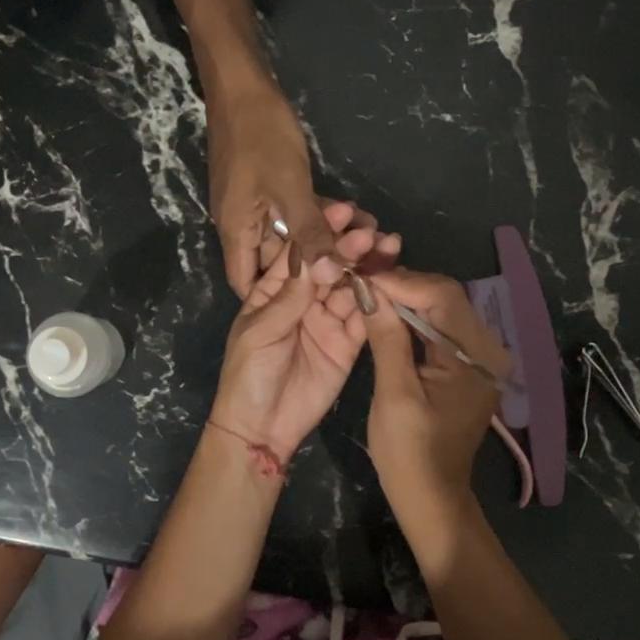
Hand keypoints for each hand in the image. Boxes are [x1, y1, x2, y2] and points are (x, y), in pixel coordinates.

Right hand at [207, 90, 348, 296]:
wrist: (241, 84)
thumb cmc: (261, 136)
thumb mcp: (290, 188)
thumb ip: (309, 233)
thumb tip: (330, 275)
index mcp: (236, 231)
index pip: (245, 283)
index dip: (274, 299)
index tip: (315, 304)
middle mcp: (241, 224)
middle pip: (275, 259)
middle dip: (316, 264)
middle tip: (360, 265)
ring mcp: (253, 204)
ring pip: (290, 234)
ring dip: (324, 236)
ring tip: (367, 237)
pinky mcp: (266, 186)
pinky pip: (293, 212)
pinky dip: (318, 215)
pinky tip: (353, 213)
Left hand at [210, 239, 373, 466]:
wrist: (261, 428)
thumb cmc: (248, 374)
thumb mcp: (262, 331)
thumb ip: (292, 295)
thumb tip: (319, 256)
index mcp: (273, 290)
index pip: (299, 253)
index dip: (319, 231)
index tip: (342, 210)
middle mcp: (303, 299)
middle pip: (329, 266)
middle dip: (349, 247)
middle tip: (372, 232)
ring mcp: (326, 320)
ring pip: (350, 287)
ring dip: (368, 268)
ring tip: (387, 248)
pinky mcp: (347, 344)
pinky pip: (364, 318)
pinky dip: (377, 301)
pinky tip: (390, 283)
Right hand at [361, 269, 512, 506]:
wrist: (431, 497)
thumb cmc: (410, 453)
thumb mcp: (394, 395)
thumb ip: (387, 339)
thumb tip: (369, 289)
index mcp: (477, 358)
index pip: (443, 296)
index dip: (401, 282)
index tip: (361, 278)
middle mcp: (489, 350)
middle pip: (446, 296)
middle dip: (404, 285)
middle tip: (361, 283)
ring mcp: (481, 357)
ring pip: (443, 307)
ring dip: (407, 297)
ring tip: (369, 294)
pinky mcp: (467, 365)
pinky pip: (442, 326)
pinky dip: (414, 317)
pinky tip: (387, 315)